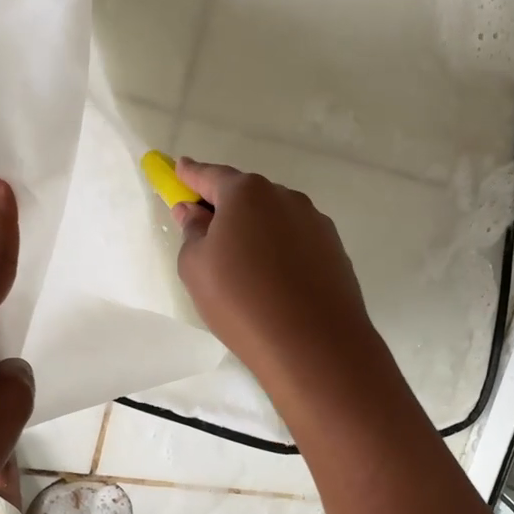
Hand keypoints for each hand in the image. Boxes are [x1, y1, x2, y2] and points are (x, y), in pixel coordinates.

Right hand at [170, 158, 377, 387]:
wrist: (314, 344)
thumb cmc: (241, 300)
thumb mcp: (196, 266)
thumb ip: (192, 231)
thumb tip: (194, 211)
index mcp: (248, 193)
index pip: (211, 176)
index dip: (191, 175)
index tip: (178, 169)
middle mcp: (286, 198)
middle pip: (248, 196)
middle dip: (226, 207)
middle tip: (206, 230)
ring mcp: (316, 224)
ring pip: (275, 219)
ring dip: (256, 232)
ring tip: (243, 267)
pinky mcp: (335, 252)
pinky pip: (297, 243)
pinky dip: (280, 252)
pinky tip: (274, 281)